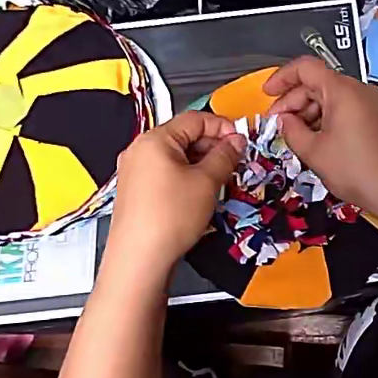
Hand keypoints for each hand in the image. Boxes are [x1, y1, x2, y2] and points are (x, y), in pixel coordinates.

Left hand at [108, 111, 245, 265]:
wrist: (140, 258)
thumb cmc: (171, 216)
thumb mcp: (207, 182)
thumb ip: (225, 155)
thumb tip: (236, 141)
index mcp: (154, 140)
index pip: (195, 119)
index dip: (223, 127)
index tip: (242, 142)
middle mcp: (139, 150)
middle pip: (184, 136)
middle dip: (213, 146)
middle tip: (235, 162)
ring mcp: (134, 171)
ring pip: (177, 156)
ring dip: (202, 163)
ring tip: (221, 180)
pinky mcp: (136, 190)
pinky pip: (166, 172)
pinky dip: (187, 176)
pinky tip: (200, 193)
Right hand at [264, 57, 377, 212]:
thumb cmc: (359, 171)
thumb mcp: (313, 152)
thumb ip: (291, 130)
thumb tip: (283, 121)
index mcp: (342, 91)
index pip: (305, 68)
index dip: (281, 78)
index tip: (267, 93)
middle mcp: (359, 90)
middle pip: (317, 83)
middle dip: (293, 101)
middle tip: (278, 124)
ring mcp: (370, 103)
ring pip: (330, 97)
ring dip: (309, 113)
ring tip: (297, 137)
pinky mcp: (376, 118)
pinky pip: (345, 109)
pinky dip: (326, 119)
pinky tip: (317, 140)